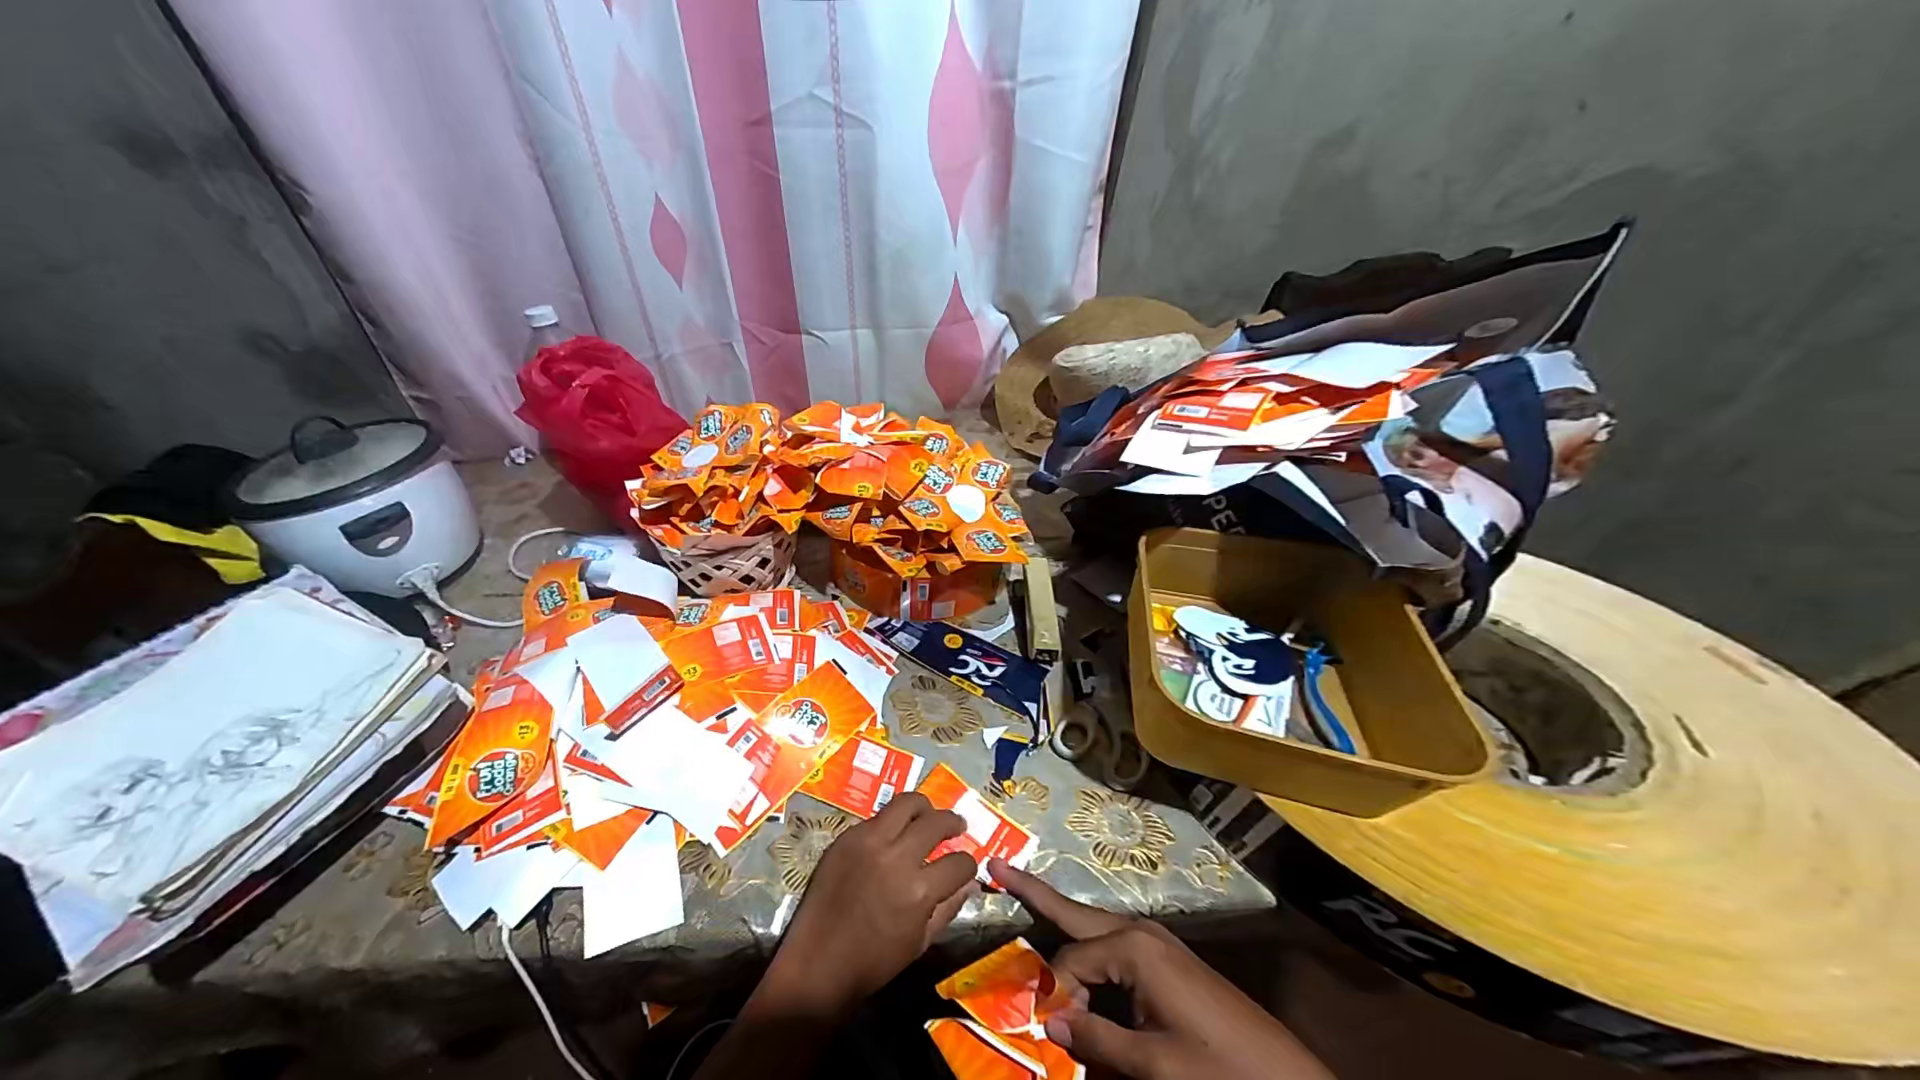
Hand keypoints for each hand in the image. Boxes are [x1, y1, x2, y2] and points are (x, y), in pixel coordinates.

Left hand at [765, 792, 978, 1014]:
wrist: (816, 964)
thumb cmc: (872, 963)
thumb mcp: (920, 942)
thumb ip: (949, 907)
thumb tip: (969, 883)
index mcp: (919, 890)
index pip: (960, 862)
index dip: (969, 865)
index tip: (965, 867)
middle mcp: (896, 857)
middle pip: (937, 822)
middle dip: (954, 823)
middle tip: (957, 828)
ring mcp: (868, 842)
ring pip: (906, 803)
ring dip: (924, 809)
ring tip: (928, 817)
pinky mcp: (846, 837)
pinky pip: (877, 818)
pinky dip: (892, 823)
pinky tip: (893, 837)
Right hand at [991, 857, 1331, 1079]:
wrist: (1286, 1078)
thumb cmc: (1220, 1069)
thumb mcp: (1155, 1064)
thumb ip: (1097, 1039)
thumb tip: (1050, 1019)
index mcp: (1135, 948)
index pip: (1071, 962)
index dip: (1056, 995)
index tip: (1053, 1028)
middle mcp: (1141, 932)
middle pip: (1075, 911)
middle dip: (1036, 891)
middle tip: (999, 868)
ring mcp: (1156, 942)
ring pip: (1093, 927)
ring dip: (1062, 924)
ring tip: (1026, 899)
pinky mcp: (1165, 959)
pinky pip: (1114, 948)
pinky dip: (1089, 951)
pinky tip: (1078, 960)